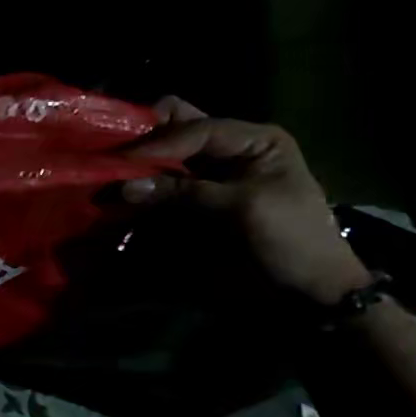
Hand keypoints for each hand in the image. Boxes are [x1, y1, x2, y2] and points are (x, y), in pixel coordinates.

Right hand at [118, 97, 371, 305]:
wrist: (310, 290)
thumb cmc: (292, 239)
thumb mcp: (243, 208)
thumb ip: (185, 192)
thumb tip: (123, 187)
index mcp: (255, 139)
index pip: (197, 128)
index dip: (159, 142)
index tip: (122, 160)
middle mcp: (230, 148)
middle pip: (178, 126)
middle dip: (144, 138)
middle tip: (109, 152)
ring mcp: (212, 173)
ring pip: (166, 152)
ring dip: (139, 161)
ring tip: (105, 170)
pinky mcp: (196, 199)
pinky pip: (164, 182)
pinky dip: (143, 184)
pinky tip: (119, 189)